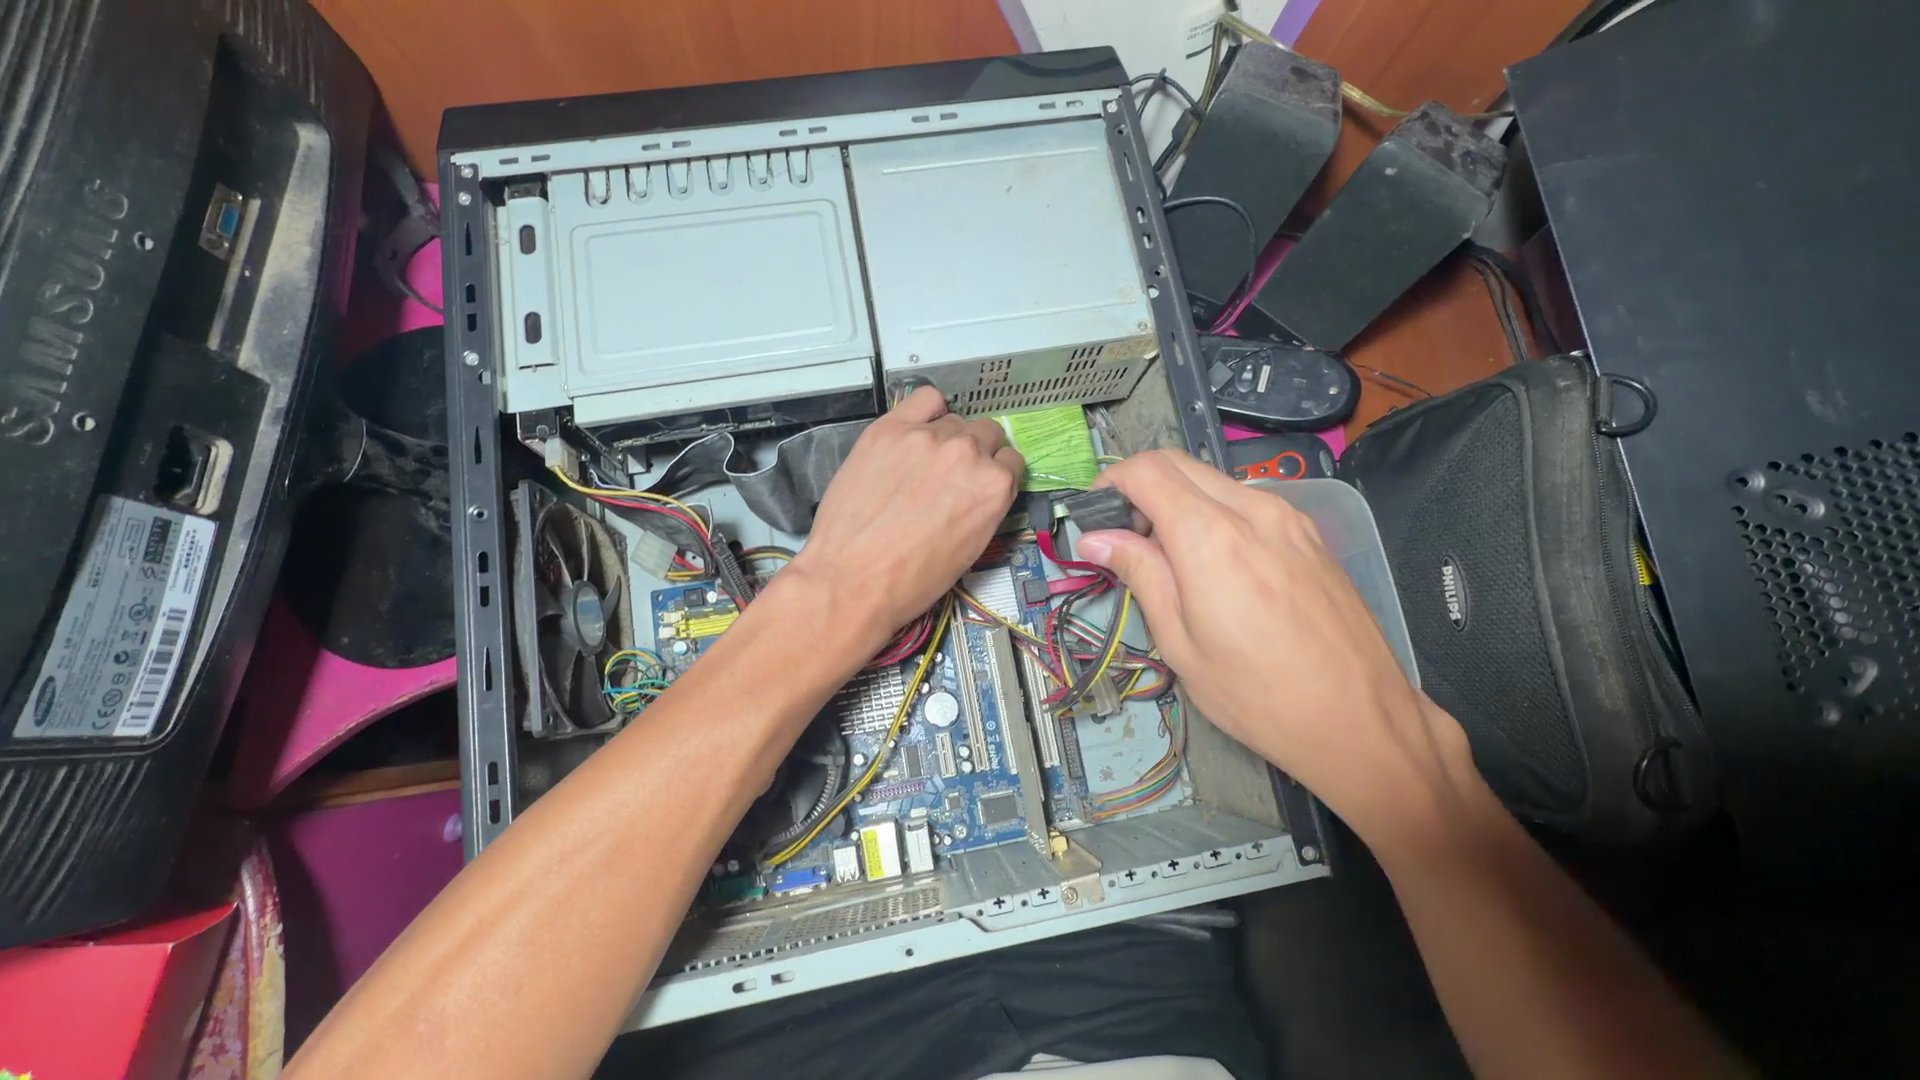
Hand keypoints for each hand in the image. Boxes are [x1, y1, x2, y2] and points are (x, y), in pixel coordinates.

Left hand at [788, 387, 1023, 634]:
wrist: (852, 580)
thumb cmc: (910, 579)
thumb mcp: (970, 550)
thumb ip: (985, 507)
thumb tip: (979, 488)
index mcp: (994, 487)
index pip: (1011, 460)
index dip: (995, 473)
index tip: (980, 481)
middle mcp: (968, 454)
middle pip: (987, 433)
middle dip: (975, 453)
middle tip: (951, 475)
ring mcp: (927, 438)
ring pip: (954, 420)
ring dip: (946, 437)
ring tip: (922, 464)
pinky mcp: (889, 430)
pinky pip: (923, 399)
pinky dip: (924, 411)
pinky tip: (914, 431)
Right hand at [1076, 449, 1477, 841]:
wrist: (1359, 718)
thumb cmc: (1256, 694)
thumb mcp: (1181, 642)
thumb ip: (1140, 574)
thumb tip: (1095, 538)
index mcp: (1210, 536)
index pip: (1146, 471)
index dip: (1110, 484)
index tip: (1094, 516)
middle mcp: (1251, 509)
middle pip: (1178, 463)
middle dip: (1140, 486)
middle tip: (1125, 537)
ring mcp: (1288, 517)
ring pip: (1214, 480)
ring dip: (1179, 499)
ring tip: (1169, 556)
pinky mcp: (1310, 534)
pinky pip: (1248, 501)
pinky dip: (1215, 512)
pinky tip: (1215, 563)